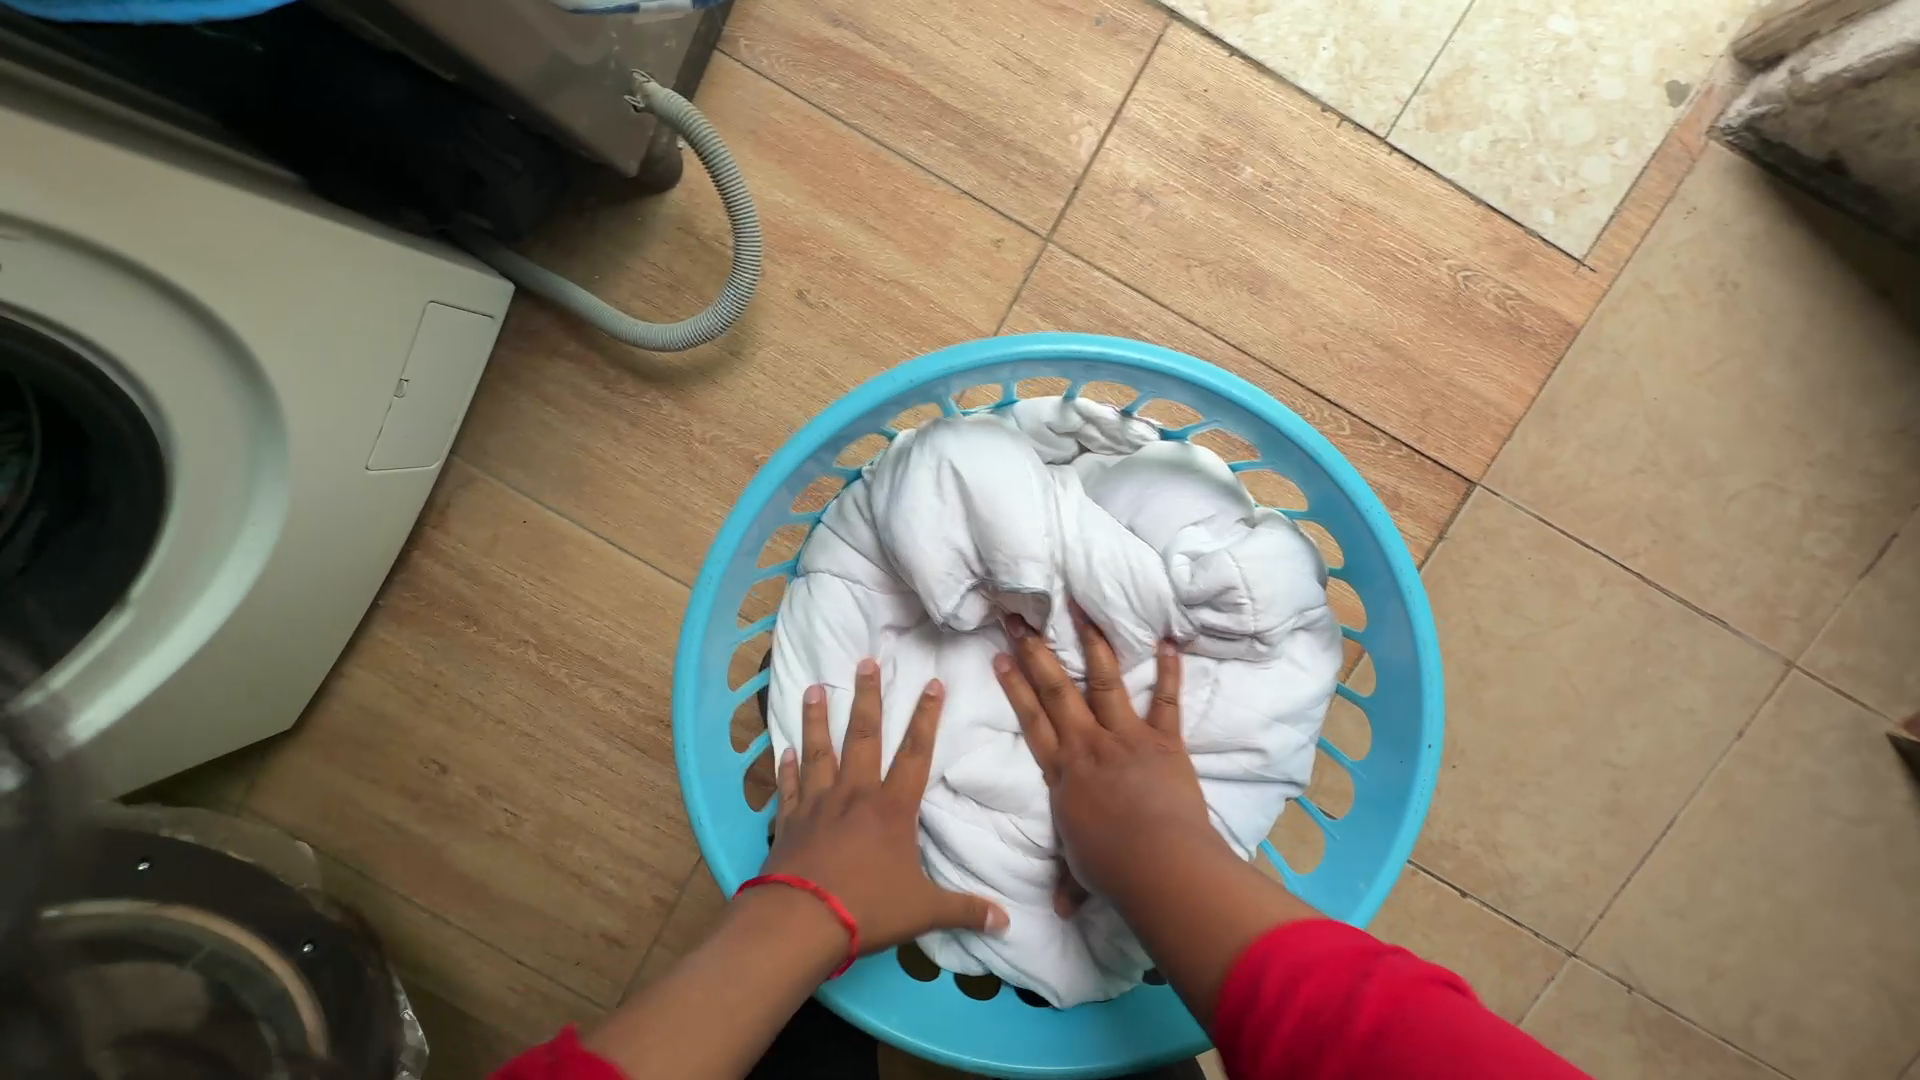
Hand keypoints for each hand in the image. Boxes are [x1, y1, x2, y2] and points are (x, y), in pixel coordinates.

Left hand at [764, 659, 1008, 953]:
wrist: (800, 921)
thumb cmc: (867, 909)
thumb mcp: (922, 911)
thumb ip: (963, 910)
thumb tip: (1007, 922)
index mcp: (892, 808)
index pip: (916, 753)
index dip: (927, 717)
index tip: (932, 683)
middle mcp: (855, 794)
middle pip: (863, 736)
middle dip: (867, 697)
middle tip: (865, 662)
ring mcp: (818, 803)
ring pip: (819, 750)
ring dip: (817, 718)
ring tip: (814, 687)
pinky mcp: (789, 820)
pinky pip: (788, 786)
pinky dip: (785, 766)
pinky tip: (783, 748)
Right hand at [994, 607, 1224, 903]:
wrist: (1158, 864)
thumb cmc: (1111, 868)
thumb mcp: (1081, 870)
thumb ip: (1070, 880)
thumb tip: (1060, 911)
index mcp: (1062, 770)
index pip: (1031, 719)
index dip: (1014, 685)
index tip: (1001, 655)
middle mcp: (1087, 743)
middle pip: (1055, 688)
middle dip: (1036, 650)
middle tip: (1022, 617)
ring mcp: (1126, 736)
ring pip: (1103, 680)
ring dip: (1093, 642)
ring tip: (1081, 608)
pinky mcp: (1164, 740)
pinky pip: (1166, 700)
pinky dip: (1169, 672)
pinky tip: (1167, 641)